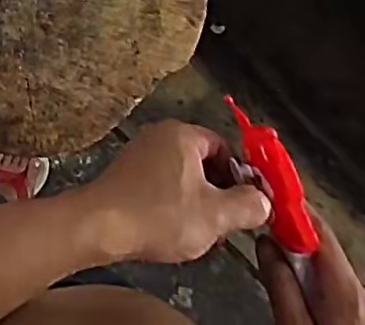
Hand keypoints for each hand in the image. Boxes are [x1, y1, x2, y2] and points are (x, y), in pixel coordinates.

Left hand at [77, 120, 271, 263]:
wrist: (101, 223)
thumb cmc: (160, 214)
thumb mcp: (214, 216)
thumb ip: (246, 206)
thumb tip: (264, 200)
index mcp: (183, 134)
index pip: (222, 146)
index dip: (239, 175)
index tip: (247, 203)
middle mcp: (161, 133)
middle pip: (202, 158)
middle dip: (218, 191)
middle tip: (225, 223)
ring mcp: (141, 150)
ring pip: (182, 172)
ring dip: (196, 199)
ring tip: (200, 231)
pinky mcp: (127, 169)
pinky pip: (161, 179)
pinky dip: (173, 200)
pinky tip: (173, 226)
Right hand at [257, 213, 364, 324]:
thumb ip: (281, 288)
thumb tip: (265, 241)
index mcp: (346, 292)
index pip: (319, 229)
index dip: (292, 206)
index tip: (267, 192)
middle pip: (325, 248)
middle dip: (295, 239)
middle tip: (265, 233)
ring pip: (332, 270)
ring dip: (305, 265)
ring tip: (281, 272)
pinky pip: (341, 290)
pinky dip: (320, 285)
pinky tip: (306, 299)